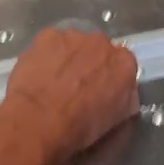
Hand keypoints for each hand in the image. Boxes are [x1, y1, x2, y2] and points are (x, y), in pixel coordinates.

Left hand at [0, 28, 139, 163]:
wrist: (40, 120)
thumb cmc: (81, 128)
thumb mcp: (116, 122)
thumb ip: (125, 100)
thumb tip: (124, 95)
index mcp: (124, 64)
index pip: (122, 65)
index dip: (110, 79)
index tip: (100, 91)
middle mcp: (102, 43)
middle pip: (98, 50)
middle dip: (90, 65)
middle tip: (76, 87)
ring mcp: (74, 37)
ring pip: (73, 45)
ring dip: (68, 59)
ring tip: (53, 82)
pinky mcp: (48, 36)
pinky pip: (51, 45)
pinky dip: (46, 56)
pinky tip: (38, 75)